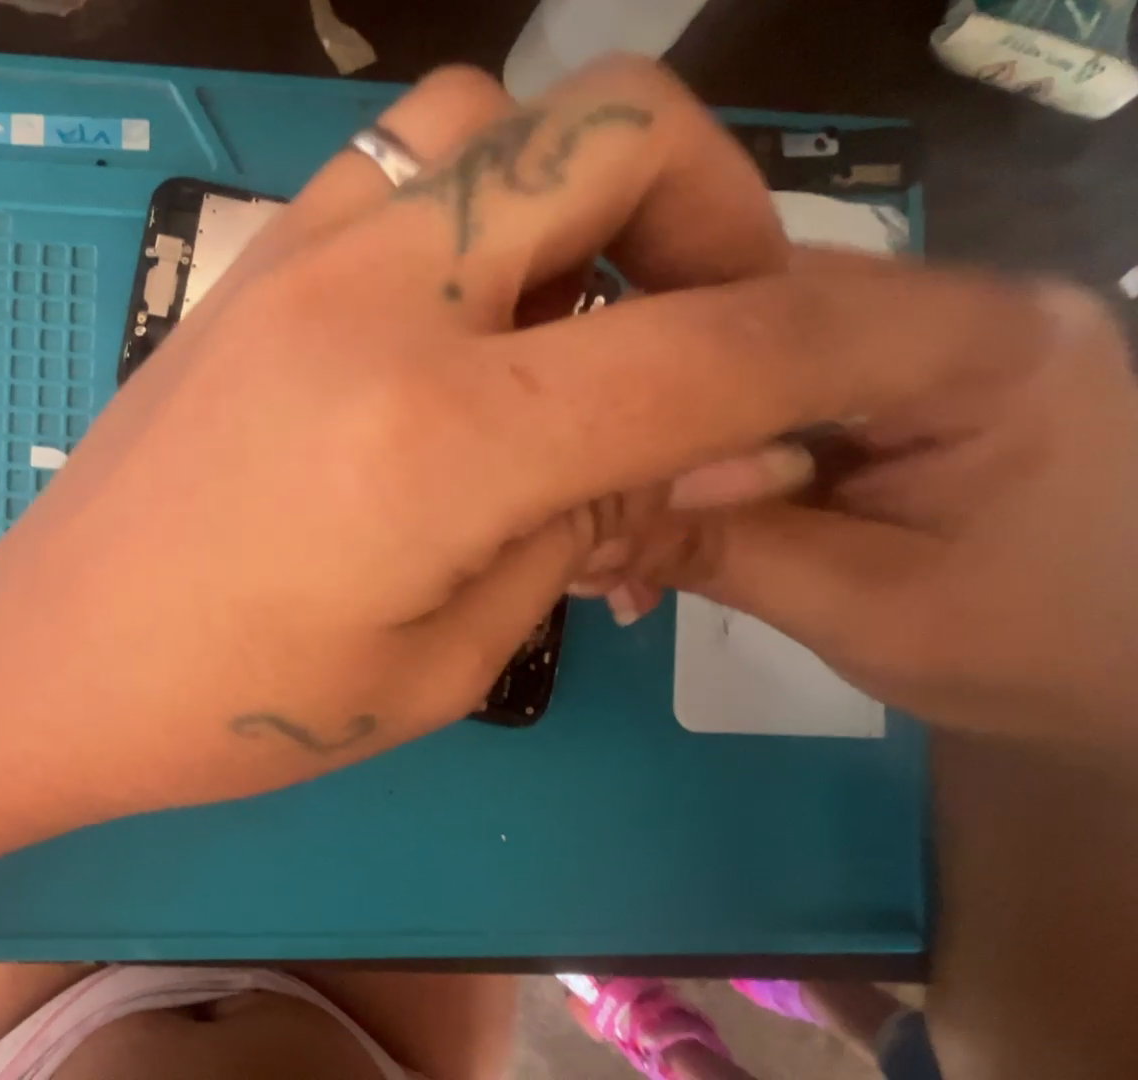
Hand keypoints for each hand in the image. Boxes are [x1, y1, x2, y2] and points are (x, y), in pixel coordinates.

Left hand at [0, 60, 1062, 824]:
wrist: (50, 658)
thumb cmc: (233, 709)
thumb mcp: (443, 662)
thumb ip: (583, 536)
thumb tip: (707, 449)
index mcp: (444, 434)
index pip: (706, 342)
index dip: (825, 346)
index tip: (854, 371)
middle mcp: (376, 301)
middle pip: (609, 127)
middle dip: (707, 203)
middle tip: (693, 319)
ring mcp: (291, 261)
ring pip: (484, 115)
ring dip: (568, 184)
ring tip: (559, 308)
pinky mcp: (237, 270)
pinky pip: (384, 170)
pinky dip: (461, 202)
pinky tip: (446, 312)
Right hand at [581, 250, 1137, 739]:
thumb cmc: (1042, 654)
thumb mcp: (859, 608)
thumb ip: (714, 546)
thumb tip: (569, 521)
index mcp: (988, 343)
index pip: (774, 310)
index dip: (653, 370)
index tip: (566, 445)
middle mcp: (959, 311)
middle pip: (748, 325)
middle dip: (651, 416)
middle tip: (574, 497)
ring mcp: (927, 343)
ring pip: (744, 363)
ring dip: (668, 444)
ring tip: (610, 530)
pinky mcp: (898, 386)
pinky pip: (768, 397)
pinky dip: (705, 457)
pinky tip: (663, 520)